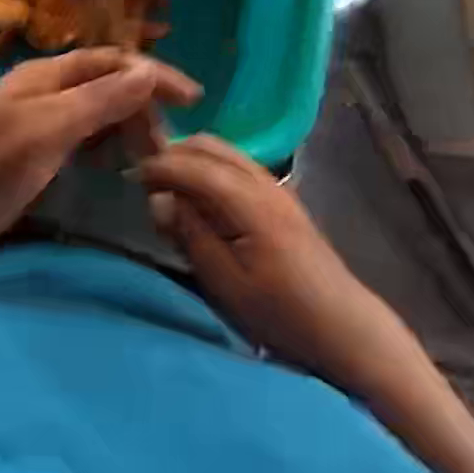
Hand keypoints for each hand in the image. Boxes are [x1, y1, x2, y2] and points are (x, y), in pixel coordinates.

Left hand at [0, 48, 200, 248]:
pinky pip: (87, 134)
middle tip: (164, 146)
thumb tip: (148, 70)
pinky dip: (108, 144)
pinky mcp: (41, 144)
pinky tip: (116, 164)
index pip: (112, 61)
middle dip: (142, 108)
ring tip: (148, 158)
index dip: (153, 74)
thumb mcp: (48, 130)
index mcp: (47, 74)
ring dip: (128, 127)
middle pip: (109, 84)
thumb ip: (98, 100)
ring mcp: (43, 116)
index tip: (192, 98)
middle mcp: (48, 87)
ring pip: (100, 110)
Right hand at [141, 136, 403, 383]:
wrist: (344, 326)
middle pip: (210, 146)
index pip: (194, 166)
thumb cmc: (282, 313)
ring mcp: (275, 186)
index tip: (129, 177)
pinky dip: (209, 167)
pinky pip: (235, 164)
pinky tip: (198, 194)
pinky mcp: (280, 196)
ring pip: (224, 151)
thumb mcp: (227, 284)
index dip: (159, 167)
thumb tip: (159, 200)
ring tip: (167, 186)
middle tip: (146, 180)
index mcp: (249, 202)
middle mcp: (263, 182)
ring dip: (191, 158)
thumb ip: (191, 235)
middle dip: (173, 154)